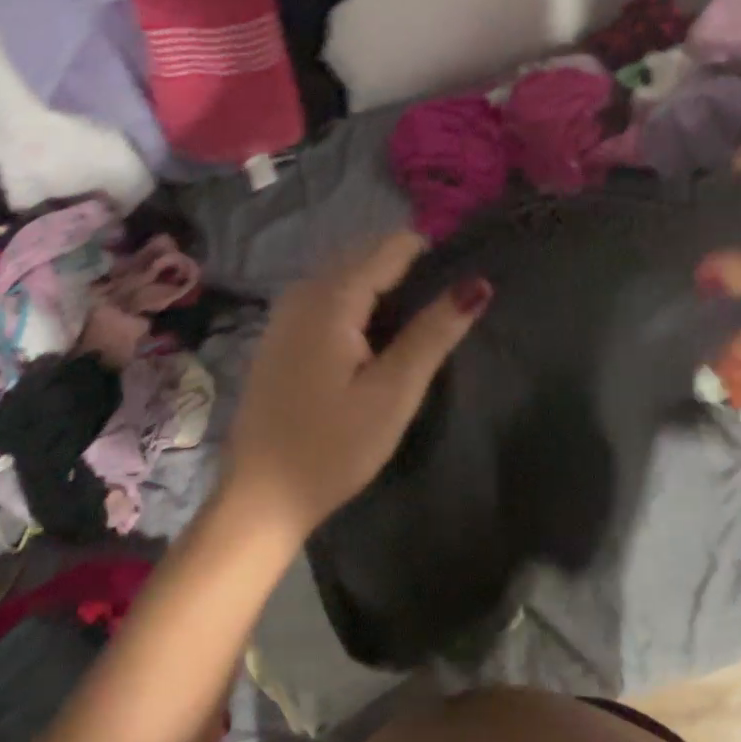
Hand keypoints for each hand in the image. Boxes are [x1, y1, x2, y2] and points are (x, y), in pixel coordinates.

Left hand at [221, 232, 490, 537]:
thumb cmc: (333, 447)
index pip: (393, 246)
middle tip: (439, 327)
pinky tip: (372, 354)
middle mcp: (301, 291)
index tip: (459, 296)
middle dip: (408, 279)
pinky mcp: (278, 339)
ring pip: (347, 282)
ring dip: (383, 300)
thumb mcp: (393, 393)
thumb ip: (433, 333)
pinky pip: (327, 305)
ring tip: (413, 342)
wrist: (262, 495)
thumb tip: (478, 283)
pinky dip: (356, 316)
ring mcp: (283, 314)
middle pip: (367, 258)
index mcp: (330, 297)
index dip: (433, 261)